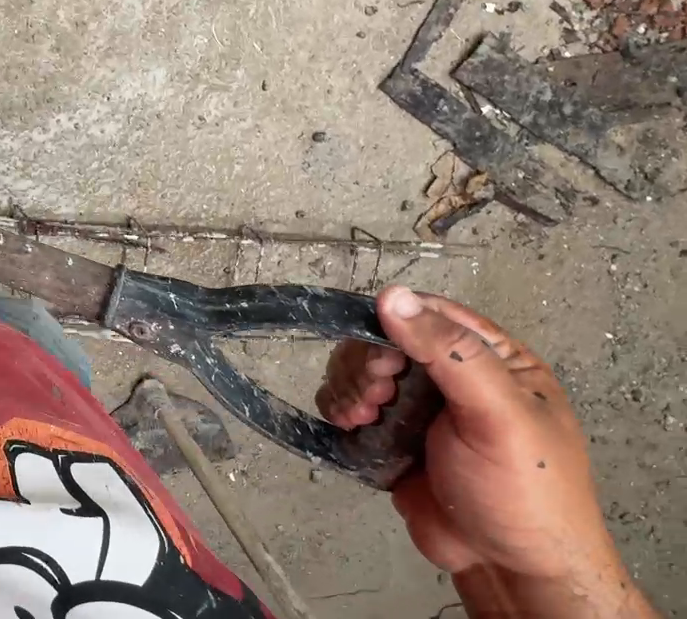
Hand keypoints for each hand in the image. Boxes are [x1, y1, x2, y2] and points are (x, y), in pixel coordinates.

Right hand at [318, 287, 620, 585]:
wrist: (507, 568)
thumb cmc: (522, 491)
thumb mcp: (498, 416)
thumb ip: (449, 353)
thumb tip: (390, 294)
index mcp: (496, 362)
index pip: (432, 313)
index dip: (396, 323)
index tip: (386, 357)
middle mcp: (452, 376)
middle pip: (382, 338)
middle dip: (367, 365)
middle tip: (378, 397)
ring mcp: (417, 404)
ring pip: (357, 367)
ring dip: (349, 388)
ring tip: (364, 419)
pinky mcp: (388, 430)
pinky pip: (346, 399)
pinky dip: (339, 408)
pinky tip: (353, 427)